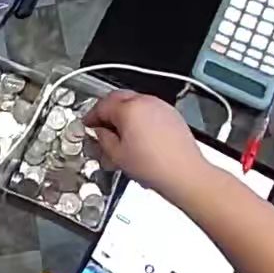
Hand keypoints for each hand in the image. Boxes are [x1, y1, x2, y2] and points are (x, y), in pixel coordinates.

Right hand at [84, 91, 214, 198]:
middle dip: (106, 111)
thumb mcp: (118, 156)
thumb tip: (99, 133)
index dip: (91, 116)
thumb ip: (103, 139)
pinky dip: (140, 118)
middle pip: (118, 99)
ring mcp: (160, 106)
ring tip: (120, 136)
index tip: (88, 125)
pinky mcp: (172, 114)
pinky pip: (149, 110)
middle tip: (100, 127)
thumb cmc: (156, 167)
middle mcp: (146, 102)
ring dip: (124, 114)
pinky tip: (138, 137)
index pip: (102, 105)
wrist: (185, 174)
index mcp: (129, 109)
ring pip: (135, 103)